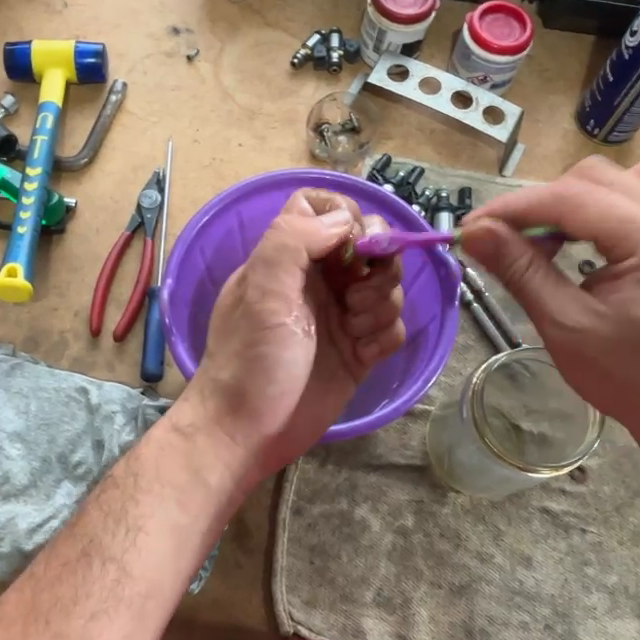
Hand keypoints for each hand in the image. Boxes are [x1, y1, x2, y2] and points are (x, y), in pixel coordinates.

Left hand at [177, 189, 405, 483]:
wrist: (248, 431)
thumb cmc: (249, 358)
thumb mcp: (261, 290)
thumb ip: (294, 240)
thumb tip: (346, 221)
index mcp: (288, 259)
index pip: (323, 209)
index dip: (346, 216)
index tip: (354, 243)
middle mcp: (317, 282)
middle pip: (369, 245)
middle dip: (378, 264)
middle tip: (357, 296)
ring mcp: (340, 317)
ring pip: (387, 286)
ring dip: (382, 303)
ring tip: (355, 330)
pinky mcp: (358, 354)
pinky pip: (392, 328)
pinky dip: (386, 336)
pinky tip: (364, 354)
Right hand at [457, 154, 639, 444]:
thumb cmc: (628, 378)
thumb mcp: (565, 324)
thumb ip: (520, 269)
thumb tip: (475, 232)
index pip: (566, 198)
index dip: (511, 208)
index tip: (471, 227)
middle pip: (593, 178)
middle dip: (542, 204)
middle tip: (508, 244)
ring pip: (628, 178)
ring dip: (582, 198)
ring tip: (557, 239)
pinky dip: (624, 205)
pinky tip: (607, 237)